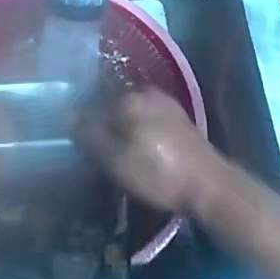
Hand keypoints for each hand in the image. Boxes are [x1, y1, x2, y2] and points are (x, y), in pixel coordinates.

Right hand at [75, 87, 232, 215]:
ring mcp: (165, 103)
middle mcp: (146, 92)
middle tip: (99, 153)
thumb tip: (69, 114)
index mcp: (128, 99)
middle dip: (103, 125)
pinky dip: (139, 131)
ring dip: (122, 129)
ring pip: (131, 112)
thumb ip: (90, 135)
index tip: (82, 147)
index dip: (83, 126)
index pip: (91, 105)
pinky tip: (141, 150)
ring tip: (120, 155)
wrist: (210, 186)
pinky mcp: (178, 118)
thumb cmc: (159, 174)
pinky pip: (147, 118)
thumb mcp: (116, 160)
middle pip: (112, 106)